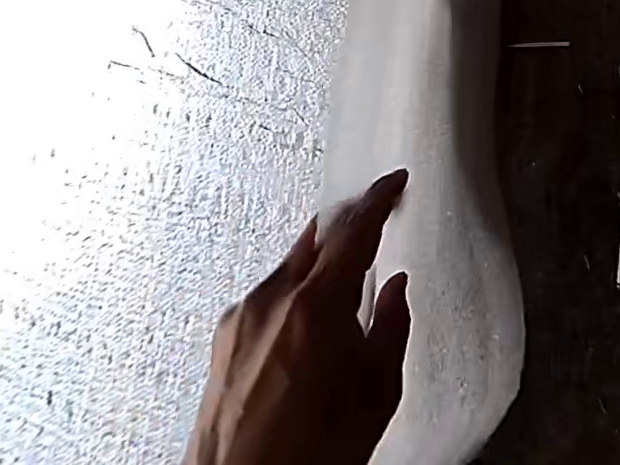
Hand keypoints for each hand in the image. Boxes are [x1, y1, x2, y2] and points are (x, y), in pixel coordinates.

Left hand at [186, 169, 411, 464]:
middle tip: (376, 220)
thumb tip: (395, 290)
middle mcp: (272, 301)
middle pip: (319, 233)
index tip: (394, 182)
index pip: (354, 226)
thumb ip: (392, 325)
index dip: (380, 196)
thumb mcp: (376, 393)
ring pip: (294, 260)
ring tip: (347, 283)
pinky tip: (311, 317)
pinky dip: (297, 287)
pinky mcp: (224, 338)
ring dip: (323, 258)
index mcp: (315, 306)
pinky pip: (271, 289)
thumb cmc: (306, 458)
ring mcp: (242, 318)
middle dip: (351, 222)